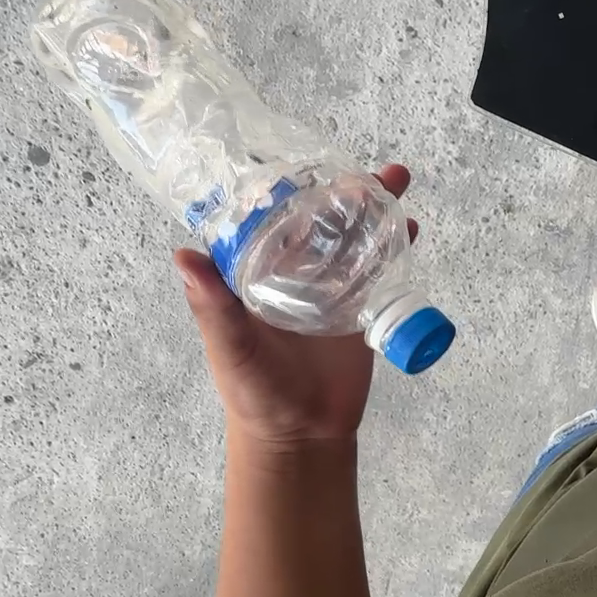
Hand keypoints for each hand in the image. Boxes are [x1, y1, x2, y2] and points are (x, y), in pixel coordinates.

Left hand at [174, 164, 417, 451]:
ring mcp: (333, 289)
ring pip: (357, 241)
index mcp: (259, 275)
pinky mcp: (362, 308)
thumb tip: (185, 255)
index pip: (276, 221)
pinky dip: (397, 248)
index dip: (296, 190)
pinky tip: (411, 230)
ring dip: (379, 213)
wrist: (304, 431)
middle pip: (325, 223)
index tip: (318, 165)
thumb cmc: (256, 391)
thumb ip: (214, 308)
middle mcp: (297, 274)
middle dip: (351, 194)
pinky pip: (380, 271)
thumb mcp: (230, 348)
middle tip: (379, 175)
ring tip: (400, 187)